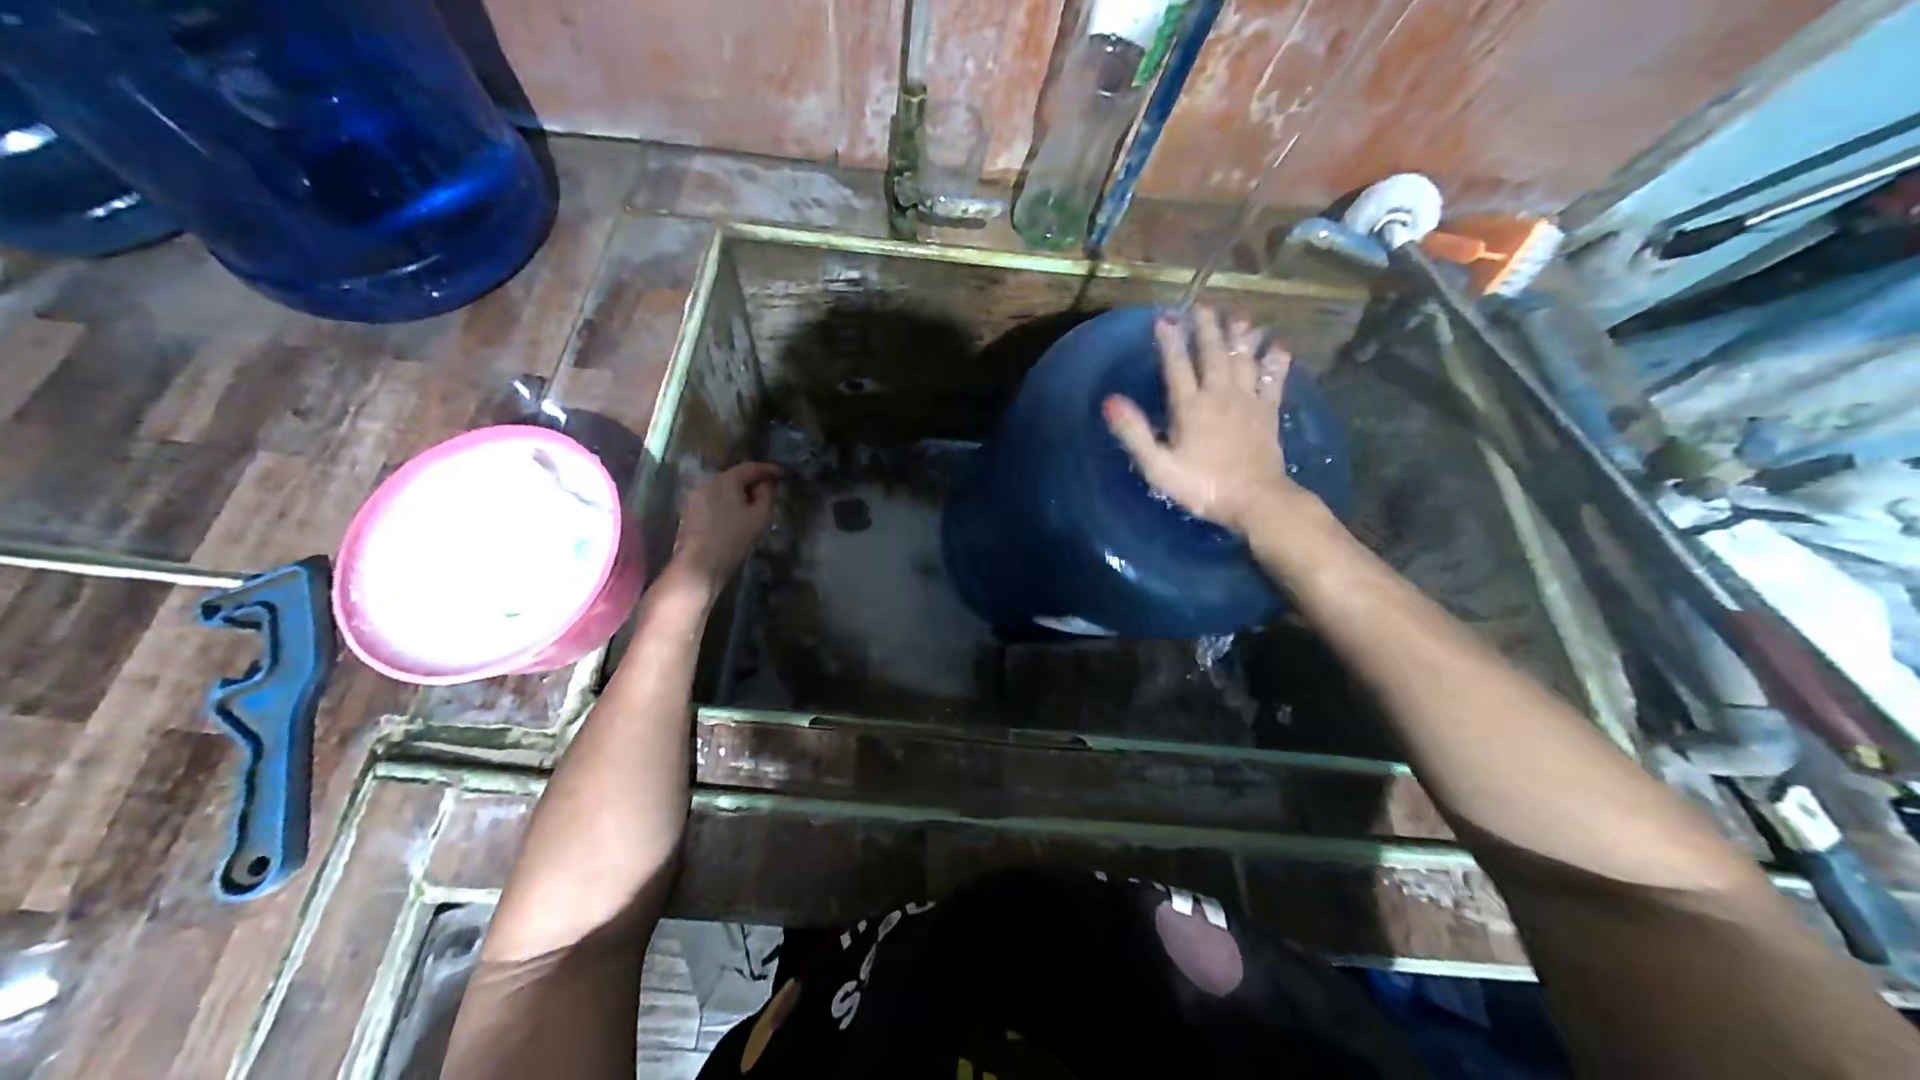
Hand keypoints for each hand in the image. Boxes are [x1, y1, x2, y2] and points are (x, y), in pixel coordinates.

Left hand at [667, 462, 782, 591]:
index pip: (751, 467)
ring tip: (753, 502)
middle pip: (735, 475)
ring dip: (739, 491)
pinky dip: (727, 501)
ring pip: (723, 487)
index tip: (783, 474)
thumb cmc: (734, 538)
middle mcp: (708, 482)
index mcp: (726, 480)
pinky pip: (714, 498)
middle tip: (769, 489)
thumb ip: (767, 494)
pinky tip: (735, 513)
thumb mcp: (760, 516)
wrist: (699, 564)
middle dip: (753, 480)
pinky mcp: (690, 510)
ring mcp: (696, 495)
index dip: (769, 469)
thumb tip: (767, 482)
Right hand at [1103, 306, 1304, 533]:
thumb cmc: (1202, 487)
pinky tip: (1277, 345)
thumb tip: (1110, 402)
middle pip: (1213, 353)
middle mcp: (1220, 395)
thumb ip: (1135, 434)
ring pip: (1243, 358)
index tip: (1164, 317)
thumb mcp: (1159, 467)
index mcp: (1190, 407)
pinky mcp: (1269, 412)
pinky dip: (1275, 360)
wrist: (1255, 500)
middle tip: (1203, 305)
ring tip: (1237, 314)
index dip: (1170, 340)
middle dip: (1207, 327)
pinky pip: (1273, 379)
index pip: (1176, 365)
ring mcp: (1248, 401)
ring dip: (1239, 334)